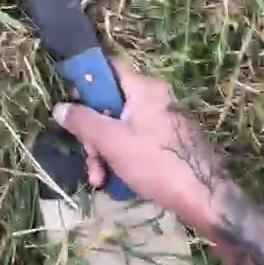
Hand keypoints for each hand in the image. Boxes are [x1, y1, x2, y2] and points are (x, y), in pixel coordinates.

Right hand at [52, 61, 224, 227]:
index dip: (87, 79)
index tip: (72, 101)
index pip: (109, 67)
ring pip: (120, 125)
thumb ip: (82, 121)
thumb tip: (60, 107)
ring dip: (104, 150)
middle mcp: (155, 97)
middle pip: (111, 103)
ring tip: (99, 177)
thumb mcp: (111, 141)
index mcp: (144, 88)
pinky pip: (135, 139)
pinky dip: (121, 156)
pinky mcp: (167, 140)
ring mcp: (163, 120)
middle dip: (93, 132)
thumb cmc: (155, 161)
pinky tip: (115, 180)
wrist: (203, 197)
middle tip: (89, 156)